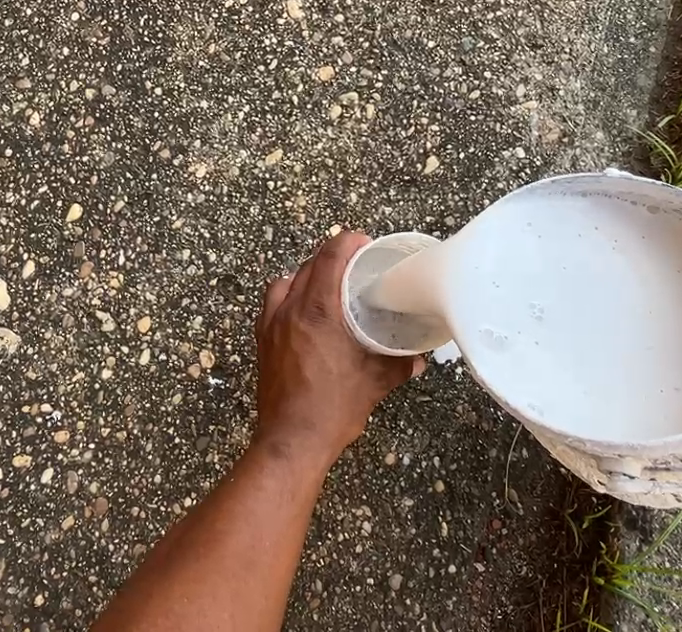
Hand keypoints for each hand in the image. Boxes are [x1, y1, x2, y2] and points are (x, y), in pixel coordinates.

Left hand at [252, 231, 422, 469]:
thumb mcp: (374, 384)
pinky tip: (303, 309)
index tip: (364, 242)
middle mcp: (291, 309)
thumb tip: (419, 357)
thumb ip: (398, 364)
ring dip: (306, 274)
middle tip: (354, 264)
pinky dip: (288, 294)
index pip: (330, 257)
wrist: (290, 441)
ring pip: (286, 280)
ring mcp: (271, 323)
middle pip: (309, 264)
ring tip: (327, 284)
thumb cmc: (332, 410)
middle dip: (331, 256)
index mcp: (319, 311)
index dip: (347, 241)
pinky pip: (273, 302)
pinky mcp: (262, 339)